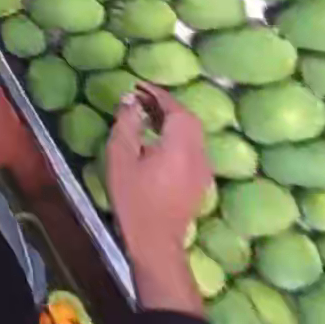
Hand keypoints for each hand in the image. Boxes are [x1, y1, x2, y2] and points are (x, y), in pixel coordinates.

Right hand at [105, 83, 212, 315]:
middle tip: (140, 96)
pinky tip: (155, 137)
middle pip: (190, 121)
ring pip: (193, 134)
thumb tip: (130, 98)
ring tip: (144, 112)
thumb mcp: (121, 154)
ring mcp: (202, 171)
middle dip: (167, 104)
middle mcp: (198, 157)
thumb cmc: (133, 194)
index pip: (178, 111)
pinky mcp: (199, 181)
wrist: (154, 238)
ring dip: (172, 119)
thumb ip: (127, 123)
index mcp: (181, 148)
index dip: (159, 94)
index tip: (138, 85)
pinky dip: (176, 133)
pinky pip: (192, 147)